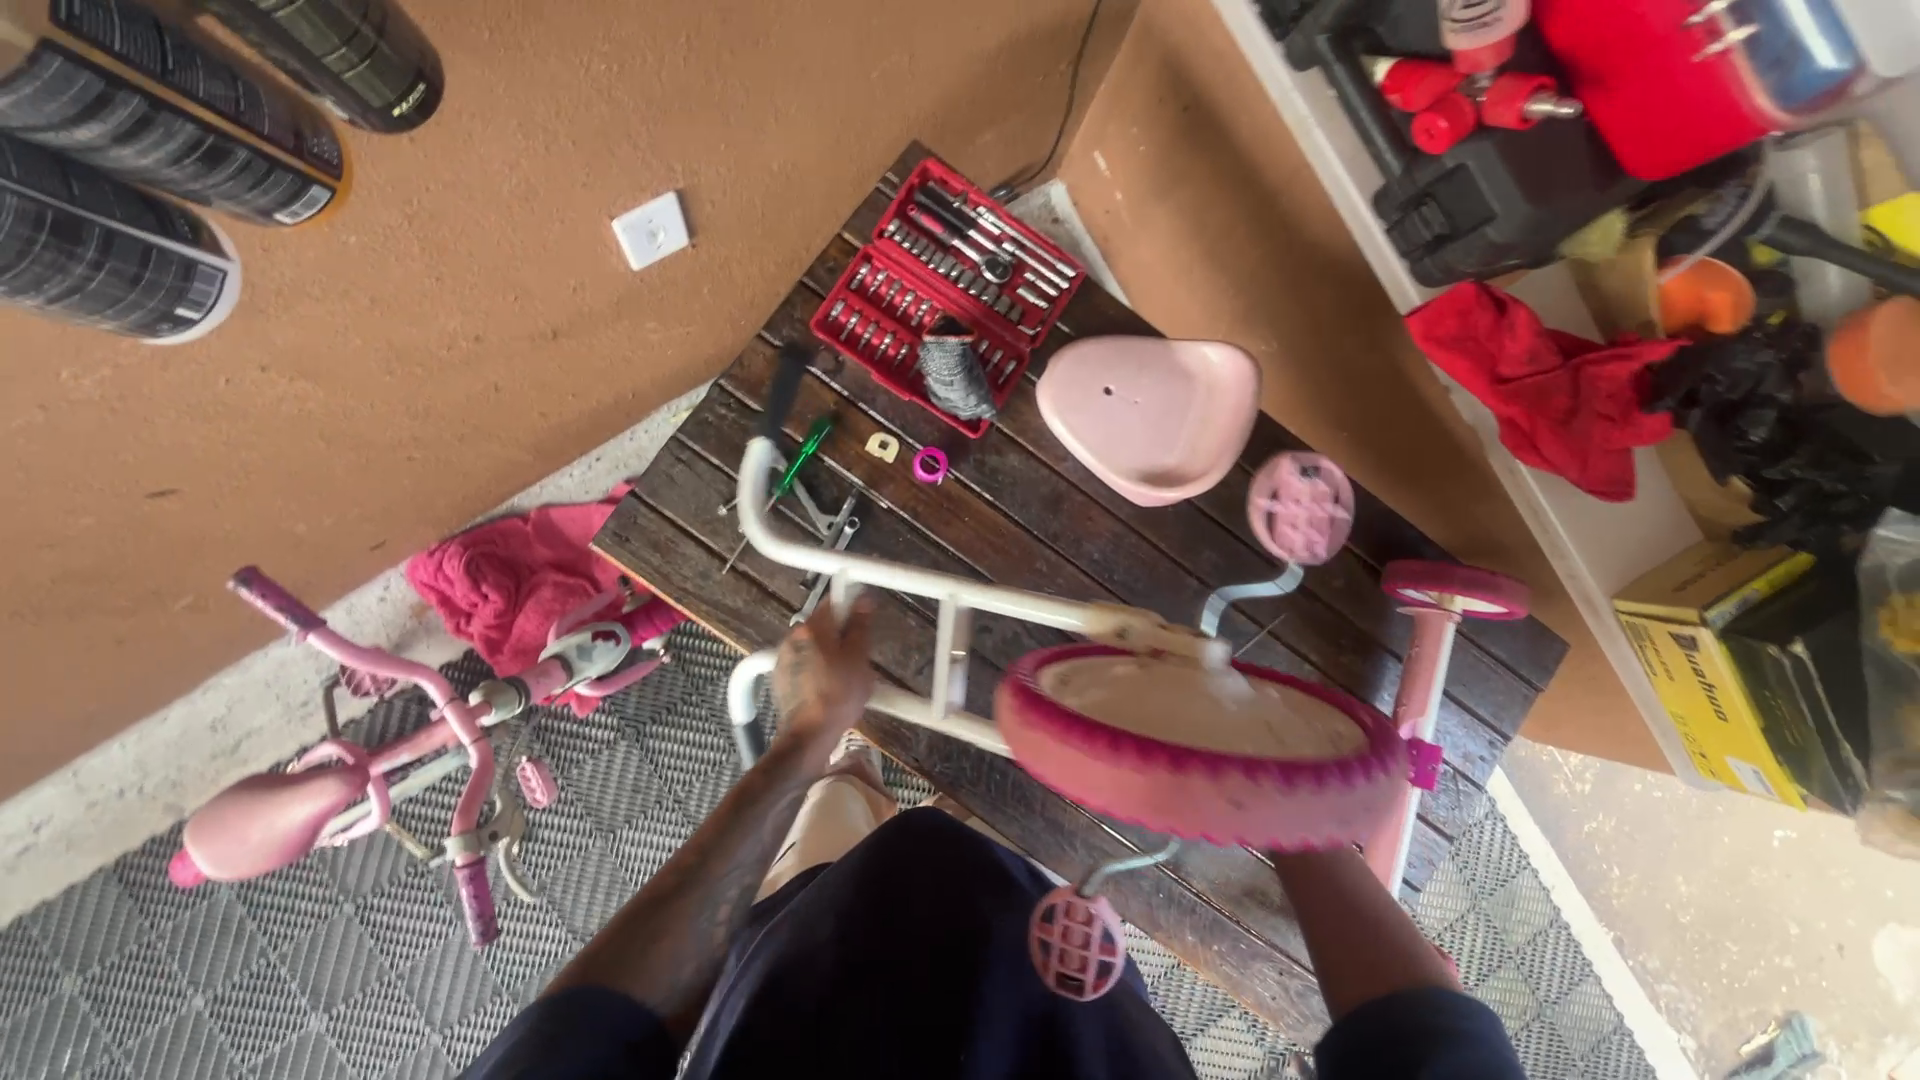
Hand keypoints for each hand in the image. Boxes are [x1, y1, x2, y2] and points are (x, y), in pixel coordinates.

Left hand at [772, 592, 876, 741]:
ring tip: (846, 675)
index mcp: (812, 627)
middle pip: (822, 624)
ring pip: (813, 645)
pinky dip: (816, 668)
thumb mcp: (859, 658)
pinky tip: (829, 687)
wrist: (810, 734)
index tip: (864, 618)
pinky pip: (803, 663)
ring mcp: (783, 658)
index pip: (833, 601)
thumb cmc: (839, 695)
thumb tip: (863, 601)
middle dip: (841, 634)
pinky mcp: (780, 678)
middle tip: (860, 654)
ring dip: (828, 652)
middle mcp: (792, 637)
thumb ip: (861, 626)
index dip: (851, 606)